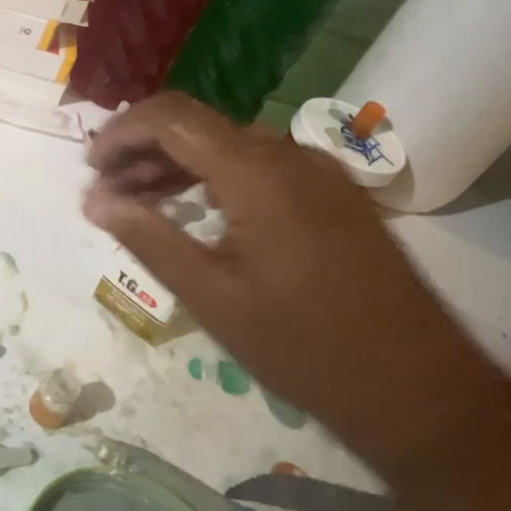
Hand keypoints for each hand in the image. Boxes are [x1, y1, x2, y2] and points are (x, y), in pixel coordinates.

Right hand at [83, 93, 507, 466]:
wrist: (423, 392)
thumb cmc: (305, 347)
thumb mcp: (212, 296)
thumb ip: (149, 237)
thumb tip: (93, 198)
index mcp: (257, 172)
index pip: (171, 118)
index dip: (121, 133)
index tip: (88, 166)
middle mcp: (289, 154)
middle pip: (198, 125)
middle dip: (143, 148)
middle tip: (104, 187)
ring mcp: (318, 171)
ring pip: (228, 143)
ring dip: (177, 163)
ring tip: (138, 200)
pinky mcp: (334, 193)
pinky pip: (260, 164)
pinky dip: (215, 176)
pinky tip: (195, 210)